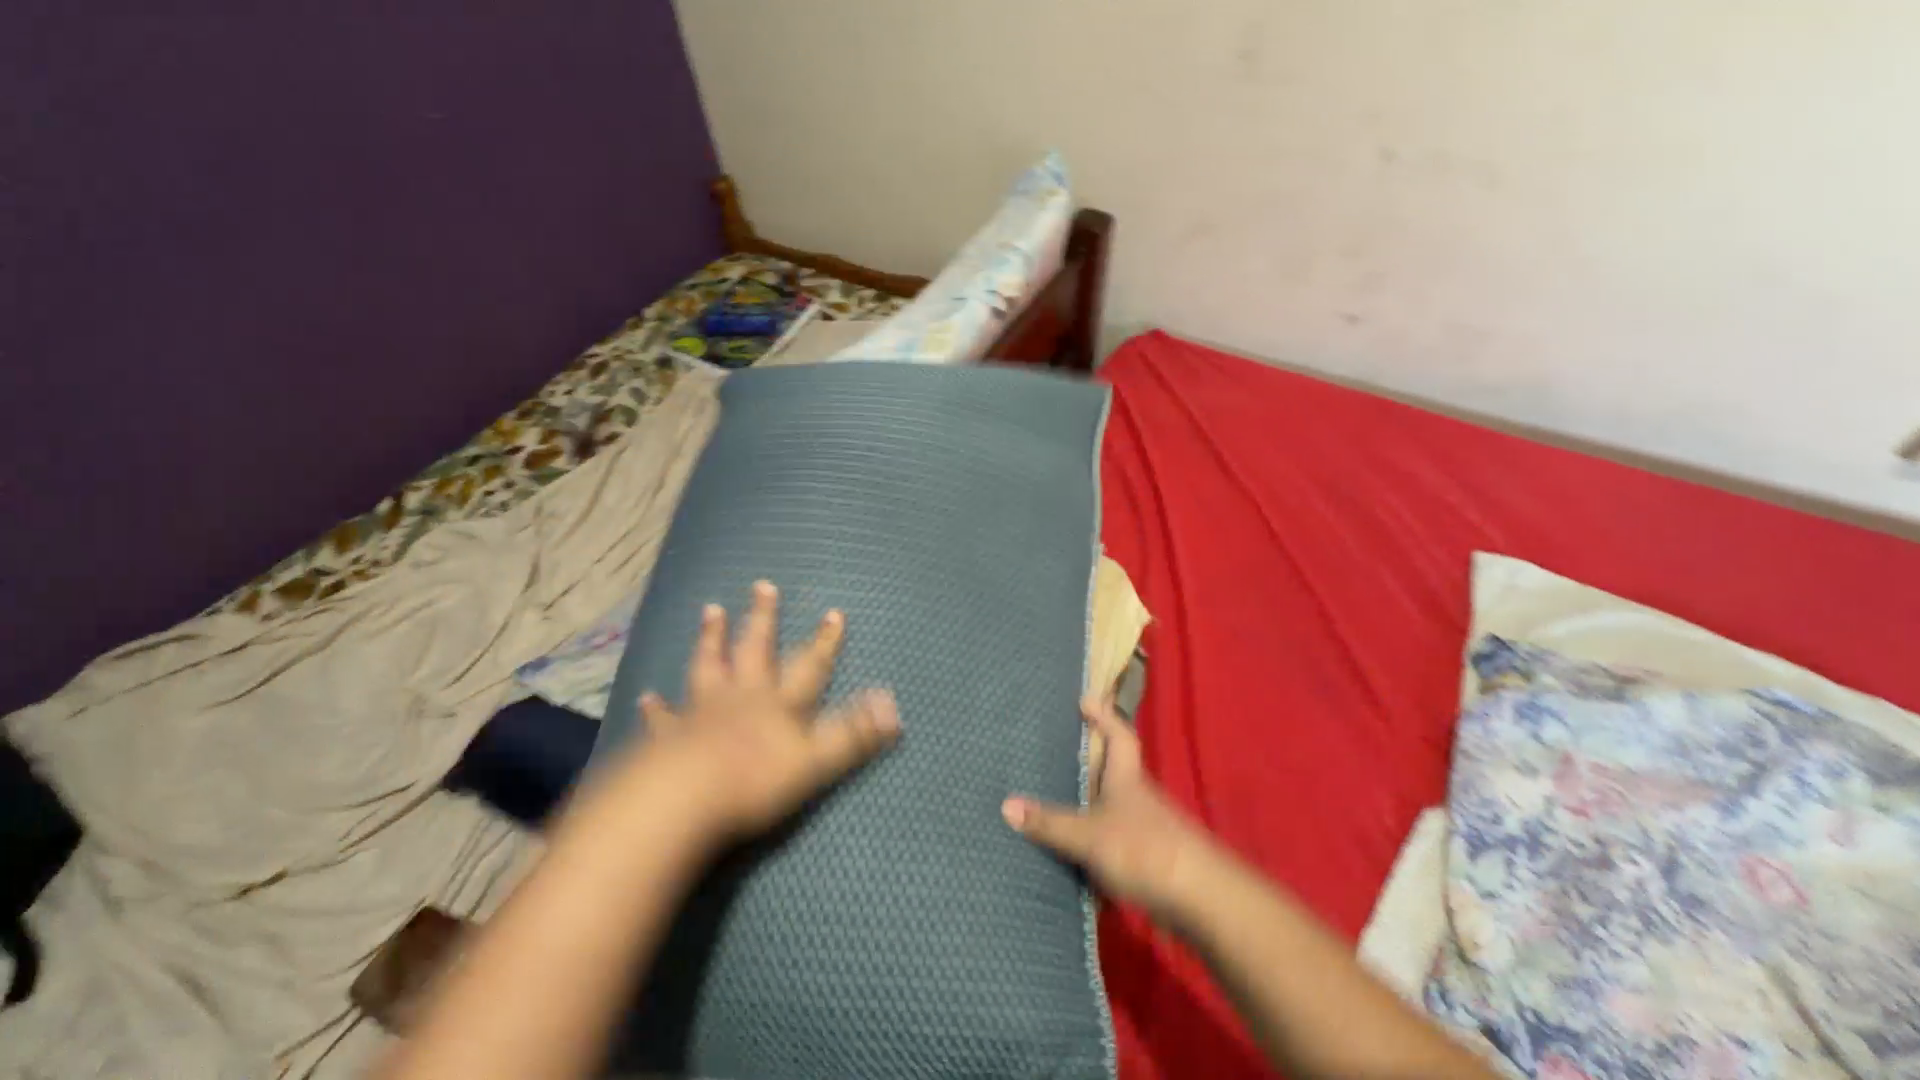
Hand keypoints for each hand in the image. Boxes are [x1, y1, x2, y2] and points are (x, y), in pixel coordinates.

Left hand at [635, 580, 900, 841]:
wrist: (685, 797)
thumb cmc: (756, 780)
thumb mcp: (817, 759)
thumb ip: (854, 733)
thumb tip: (894, 705)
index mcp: (779, 704)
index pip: (809, 667)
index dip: (824, 642)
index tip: (834, 613)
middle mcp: (742, 697)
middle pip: (754, 650)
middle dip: (762, 619)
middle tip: (762, 586)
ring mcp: (702, 712)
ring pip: (708, 667)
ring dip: (711, 640)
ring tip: (710, 611)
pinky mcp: (668, 736)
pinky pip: (664, 717)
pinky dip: (657, 707)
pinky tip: (647, 697)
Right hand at [1002, 698, 1224, 923]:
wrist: (1202, 901)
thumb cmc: (1145, 851)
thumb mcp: (1089, 836)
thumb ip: (1050, 823)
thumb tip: (1006, 804)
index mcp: (1127, 780)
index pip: (1120, 735)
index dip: (1104, 716)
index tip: (1086, 699)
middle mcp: (1139, 799)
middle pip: (1114, 774)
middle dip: (1089, 765)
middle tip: (1054, 755)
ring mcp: (1148, 832)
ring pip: (1112, 812)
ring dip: (1088, 811)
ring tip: (1052, 810)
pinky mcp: (1151, 863)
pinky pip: (1114, 847)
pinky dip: (1094, 851)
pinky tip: (1072, 865)